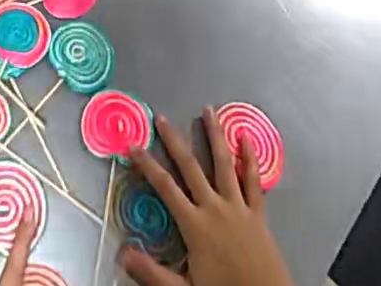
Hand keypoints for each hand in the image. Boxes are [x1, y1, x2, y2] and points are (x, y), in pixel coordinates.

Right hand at [123, 109, 293, 285]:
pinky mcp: (257, 212)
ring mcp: (237, 206)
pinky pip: (253, 180)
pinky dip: (249, 158)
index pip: (165, 187)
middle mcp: (214, 207)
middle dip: (174, 141)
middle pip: (191, 167)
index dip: (147, 165)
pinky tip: (246, 137)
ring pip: (223, 163)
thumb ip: (153, 273)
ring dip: (215, 135)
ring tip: (208, 110)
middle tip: (162, 118)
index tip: (133, 146)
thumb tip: (123, 254)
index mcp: (194, 224)